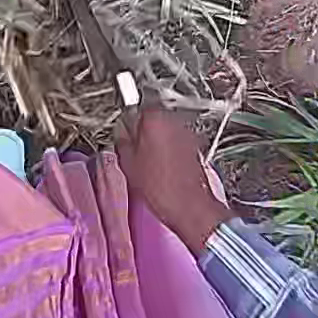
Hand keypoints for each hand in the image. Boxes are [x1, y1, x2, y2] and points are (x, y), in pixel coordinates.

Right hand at [117, 105, 230, 254]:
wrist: (190, 208)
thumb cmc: (163, 187)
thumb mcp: (129, 162)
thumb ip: (122, 139)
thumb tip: (122, 132)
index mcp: (155, 118)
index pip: (134, 109)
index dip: (126, 125)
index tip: (122, 134)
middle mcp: (174, 121)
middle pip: (150, 119)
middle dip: (141, 132)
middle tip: (133, 151)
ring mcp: (187, 134)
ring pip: (164, 131)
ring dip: (155, 142)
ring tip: (148, 164)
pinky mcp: (195, 147)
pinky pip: (175, 143)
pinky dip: (168, 151)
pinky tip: (161, 170)